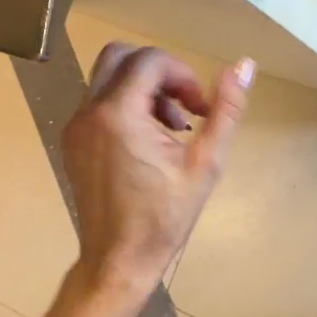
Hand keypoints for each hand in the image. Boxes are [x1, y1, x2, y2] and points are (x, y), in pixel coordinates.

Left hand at [63, 44, 251, 295]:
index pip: (150, 60)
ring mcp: (75, 127)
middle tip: (185, 105)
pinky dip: (126, 106)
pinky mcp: (72, 142)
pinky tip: (150, 142)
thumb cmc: (165, 219)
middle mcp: (88, 112)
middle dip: (160, 72)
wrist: (118, 260)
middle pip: (122, 56)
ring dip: (144, 89)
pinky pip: (98, 104)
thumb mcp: (206, 164)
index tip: (201, 107)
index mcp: (118, 114)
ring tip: (173, 128)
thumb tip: (244, 66)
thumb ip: (225, 111)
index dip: (183, 74)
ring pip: (108, 78)